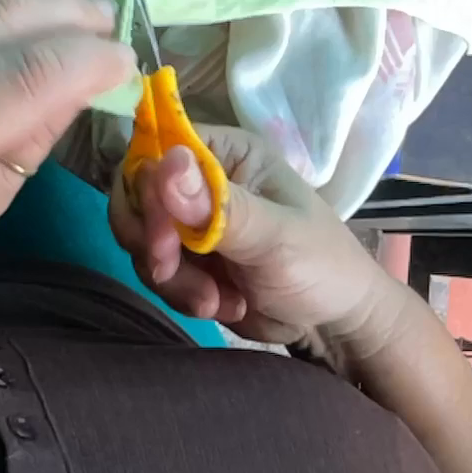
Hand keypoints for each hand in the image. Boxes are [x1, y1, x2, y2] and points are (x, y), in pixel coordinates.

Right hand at [108, 126, 409, 368]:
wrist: (333, 324)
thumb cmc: (321, 266)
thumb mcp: (277, 237)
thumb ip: (222, 206)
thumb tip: (165, 163)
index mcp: (229, 152)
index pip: (158, 149)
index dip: (147, 191)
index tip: (162, 240)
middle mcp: (203, 179)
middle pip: (138, 195)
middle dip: (153, 243)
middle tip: (173, 274)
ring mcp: (191, 221)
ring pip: (142, 239)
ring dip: (172, 279)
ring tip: (217, 301)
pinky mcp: (187, 259)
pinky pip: (155, 271)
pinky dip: (180, 294)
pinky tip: (224, 306)